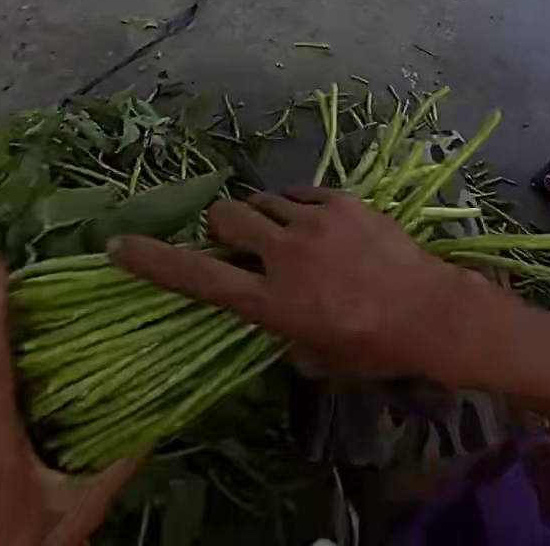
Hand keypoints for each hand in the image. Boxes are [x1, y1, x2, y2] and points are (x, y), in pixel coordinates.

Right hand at [108, 190, 498, 387]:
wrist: (429, 310)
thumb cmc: (371, 345)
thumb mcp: (315, 354)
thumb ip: (281, 331)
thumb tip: (272, 314)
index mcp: (270, 301)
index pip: (197, 277)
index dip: (153, 260)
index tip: (120, 244)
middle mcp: (284, 255)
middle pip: (226, 217)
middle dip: (222, 226)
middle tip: (239, 240)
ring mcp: (314, 221)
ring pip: (264, 201)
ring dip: (264, 217)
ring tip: (289, 234)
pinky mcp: (342, 201)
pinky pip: (302, 194)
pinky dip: (299, 208)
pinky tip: (320, 224)